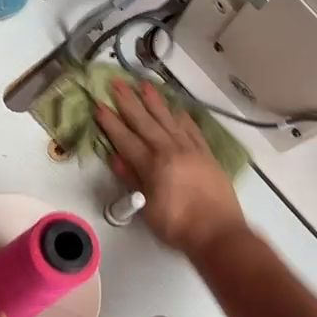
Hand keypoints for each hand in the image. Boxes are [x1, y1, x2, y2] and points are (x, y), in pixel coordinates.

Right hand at [93, 79, 247, 258]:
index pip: (125, 139)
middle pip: (145, 122)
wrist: (218, 233)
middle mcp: (170, 150)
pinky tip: (176, 109)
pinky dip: (182, 118)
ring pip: (168, 119)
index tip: (98, 104)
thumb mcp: (147, 208)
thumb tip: (117, 158)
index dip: (110, 122)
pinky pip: (192, 129)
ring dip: (154, 101)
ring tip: (143, 84)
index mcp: (152, 165)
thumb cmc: (178, 226)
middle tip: (116, 82)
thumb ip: (133, 180)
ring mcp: (190, 150)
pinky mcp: (206, 154)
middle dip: (128, 101)